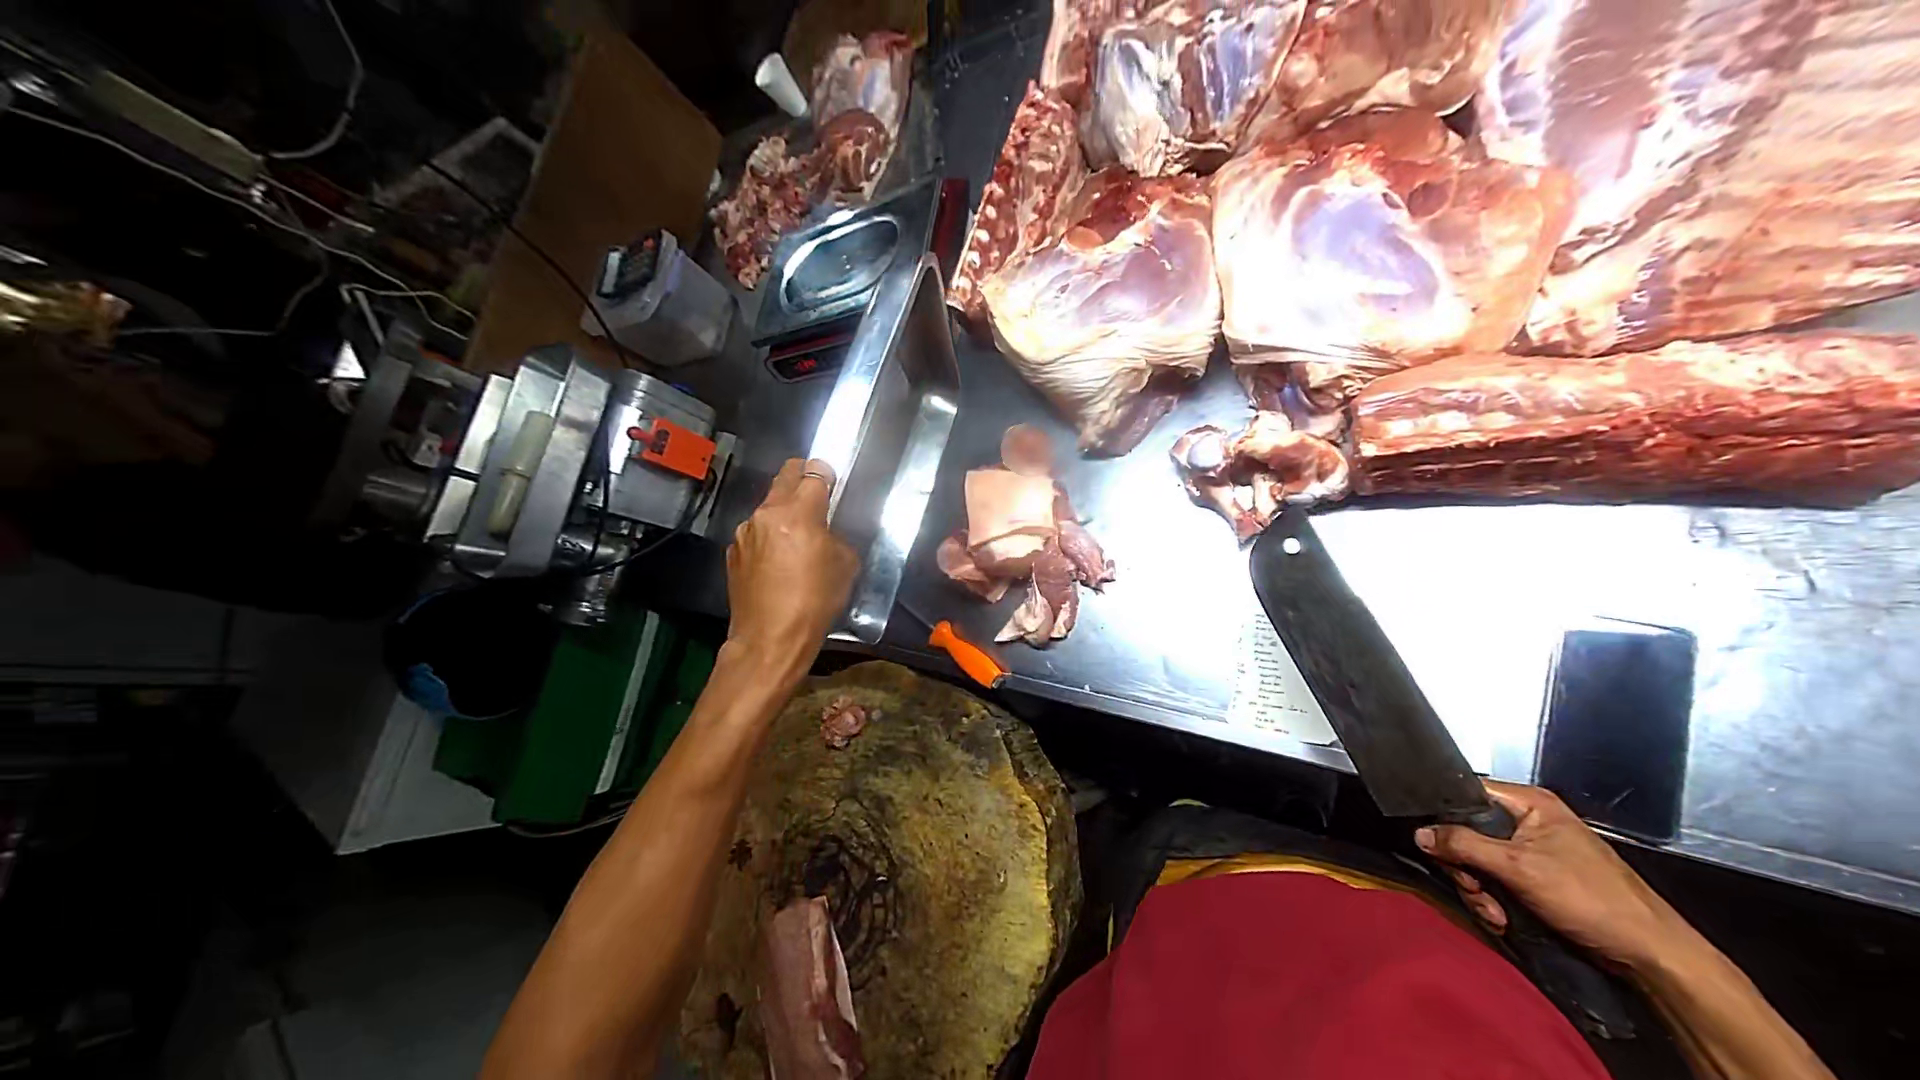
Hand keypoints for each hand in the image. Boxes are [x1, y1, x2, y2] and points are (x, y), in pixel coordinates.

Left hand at [724, 458, 858, 683]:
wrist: (770, 640)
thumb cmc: (814, 603)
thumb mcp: (844, 566)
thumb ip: (835, 536)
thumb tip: (825, 530)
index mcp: (798, 512)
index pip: (815, 472)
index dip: (827, 474)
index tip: (833, 483)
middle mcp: (767, 514)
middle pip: (786, 475)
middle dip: (802, 479)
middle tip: (815, 497)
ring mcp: (745, 532)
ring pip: (769, 505)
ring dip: (783, 512)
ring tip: (796, 539)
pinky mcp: (733, 552)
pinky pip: (756, 532)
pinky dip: (768, 536)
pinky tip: (777, 563)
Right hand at [1416, 780, 1693, 971]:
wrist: (1651, 955)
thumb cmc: (1591, 899)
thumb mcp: (1516, 867)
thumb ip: (1462, 844)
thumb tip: (1420, 833)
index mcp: (1529, 803)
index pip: (1465, 794)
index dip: (1445, 818)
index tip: (1441, 847)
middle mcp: (1530, 820)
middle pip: (1467, 831)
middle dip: (1466, 867)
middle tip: (1475, 888)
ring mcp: (1534, 849)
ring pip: (1479, 859)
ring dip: (1479, 889)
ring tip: (1496, 913)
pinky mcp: (1538, 876)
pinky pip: (1496, 878)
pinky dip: (1494, 899)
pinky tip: (1504, 917)